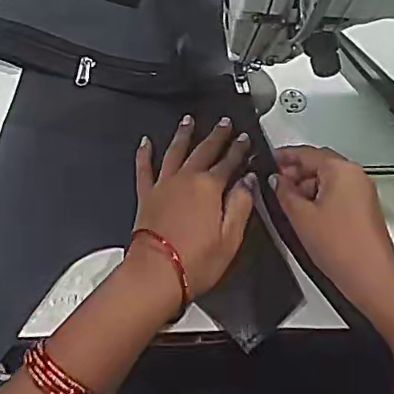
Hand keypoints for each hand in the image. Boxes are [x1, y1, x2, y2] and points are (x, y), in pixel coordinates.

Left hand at [133, 116, 255, 299]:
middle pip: (204, 150)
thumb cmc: (194, 261)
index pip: (229, 162)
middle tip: (224, 123)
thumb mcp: (230, 237)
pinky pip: (144, 168)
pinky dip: (144, 153)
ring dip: (183, 134)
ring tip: (188, 120)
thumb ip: (241, 204)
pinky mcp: (146, 195)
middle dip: (216, 135)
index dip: (239, 149)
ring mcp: (163, 185)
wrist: (156, 272)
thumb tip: (248, 182)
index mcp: (209, 188)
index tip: (244, 139)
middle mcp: (185, 180)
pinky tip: (145, 143)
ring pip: (174, 151)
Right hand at [273, 146, 393, 309]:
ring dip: (306, 186)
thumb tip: (276, 181)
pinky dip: (319, 198)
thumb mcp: (300, 216)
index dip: (283, 156)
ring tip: (286, 202)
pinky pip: (337, 194)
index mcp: (342, 170)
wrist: (371, 278)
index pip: (307, 153)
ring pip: (327, 180)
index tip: (269, 160)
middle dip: (295, 172)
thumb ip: (283, 192)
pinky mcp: (363, 209)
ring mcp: (362, 193)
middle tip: (274, 182)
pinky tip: (304, 214)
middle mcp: (356, 177)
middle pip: (319, 164)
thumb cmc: (344, 248)